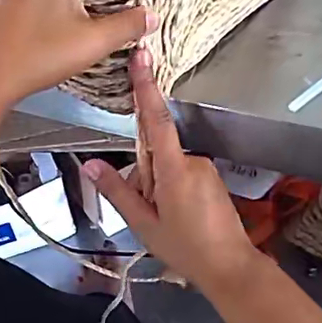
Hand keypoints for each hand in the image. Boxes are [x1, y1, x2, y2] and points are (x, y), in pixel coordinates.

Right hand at [82, 47, 264, 296]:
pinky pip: (182, 174)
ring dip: (158, 187)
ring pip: (168, 166)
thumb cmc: (186, 248)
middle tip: (150, 212)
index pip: (155, 120)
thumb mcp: (143, 223)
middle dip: (144, 177)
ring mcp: (205, 168)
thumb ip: (117, 191)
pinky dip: (171, 189)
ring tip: (165, 219)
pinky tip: (177, 217)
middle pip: (155, 152)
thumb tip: (92, 165)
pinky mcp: (212, 178)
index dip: (146, 86)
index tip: (142, 55)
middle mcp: (193, 160)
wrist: (229, 267)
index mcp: (174, 169)